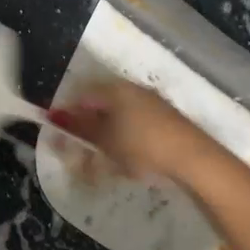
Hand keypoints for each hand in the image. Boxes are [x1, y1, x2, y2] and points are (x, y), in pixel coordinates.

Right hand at [50, 79, 238, 187]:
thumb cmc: (142, 146)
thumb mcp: (105, 139)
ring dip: (105, 137)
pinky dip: (124, 140)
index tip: (60, 136)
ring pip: (117, 118)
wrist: (194, 159)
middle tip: (82, 152)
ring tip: (104, 161)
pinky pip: (134, 125)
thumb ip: (79, 127)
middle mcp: (132, 90)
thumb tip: (55, 115)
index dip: (66, 114)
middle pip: (99, 105)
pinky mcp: (165, 120)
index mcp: (115, 89)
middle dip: (87, 129)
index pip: (80, 94)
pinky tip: (127, 160)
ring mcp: (151, 103)